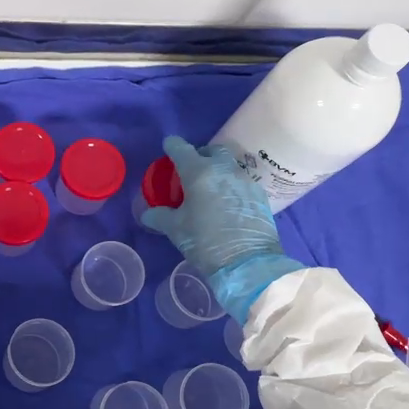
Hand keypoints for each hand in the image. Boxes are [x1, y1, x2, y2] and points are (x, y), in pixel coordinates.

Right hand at [141, 137, 302, 322]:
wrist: (249, 263)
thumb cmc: (206, 241)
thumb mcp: (176, 230)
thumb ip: (159, 217)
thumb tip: (148, 214)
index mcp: (199, 173)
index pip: (182, 149)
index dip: (172, 146)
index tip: (168, 146)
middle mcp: (224, 170)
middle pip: (211, 151)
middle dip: (200, 155)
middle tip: (190, 169)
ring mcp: (245, 181)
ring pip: (229, 166)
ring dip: (217, 170)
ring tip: (209, 188)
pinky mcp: (259, 196)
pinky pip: (241, 182)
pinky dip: (231, 186)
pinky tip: (227, 203)